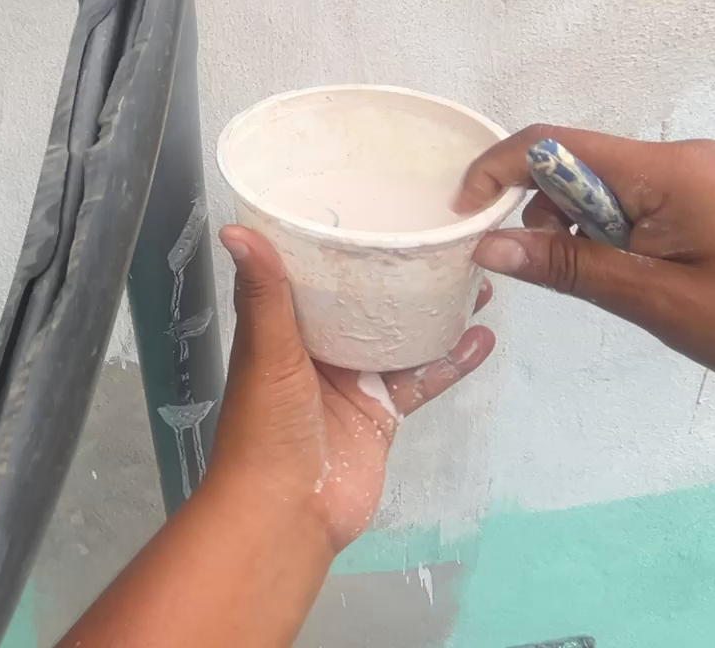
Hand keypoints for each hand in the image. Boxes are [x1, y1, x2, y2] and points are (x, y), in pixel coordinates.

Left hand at [208, 225, 494, 555]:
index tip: (361, 206)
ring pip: (396, 335)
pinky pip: (421, 378)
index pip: (307, 273)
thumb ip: (262, 291)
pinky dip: (450, 360)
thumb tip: (233, 230)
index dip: (330, 243)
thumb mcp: (267, 348)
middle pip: (360, 301)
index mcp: (281, 325)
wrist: (289, 508)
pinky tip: (481, 335)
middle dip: (392, 274)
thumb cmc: (266, 424)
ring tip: (470, 276)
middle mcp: (316, 347)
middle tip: (433, 239)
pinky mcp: (382, 412)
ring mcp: (352, 379)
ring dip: (428, 310)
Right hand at [454, 126, 714, 436]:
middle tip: (549, 266)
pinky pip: (643, 199)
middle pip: (577, 162)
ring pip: (608, 184)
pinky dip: (618, 230)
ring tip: (612, 280)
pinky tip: (644, 274)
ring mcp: (711, 177)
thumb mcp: (658, 302)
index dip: (493, 171)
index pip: (550, 144)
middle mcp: (687, 158)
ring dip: (583, 224)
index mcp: (670, 170)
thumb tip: (485, 245)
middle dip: (543, 208)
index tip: (462, 216)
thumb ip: (565, 264)